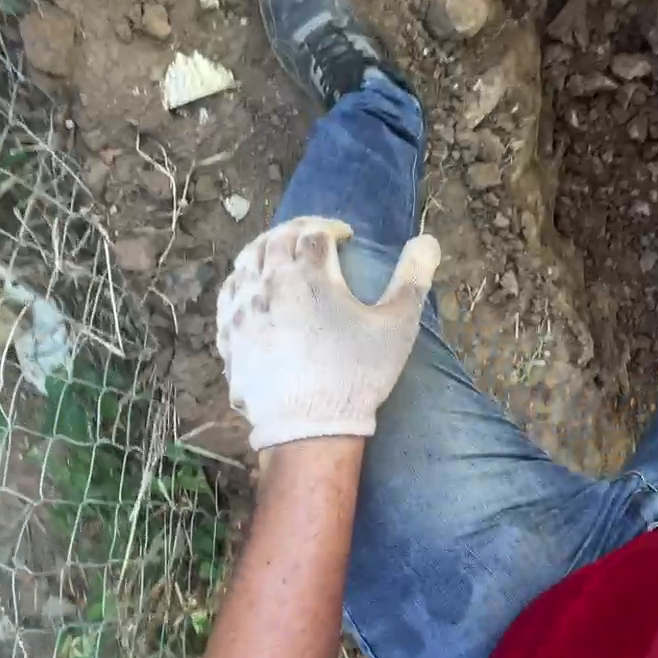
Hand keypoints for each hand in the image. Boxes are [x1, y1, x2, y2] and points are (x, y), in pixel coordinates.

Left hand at [216, 217, 441, 450]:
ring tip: (284, 253)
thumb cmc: (357, 375)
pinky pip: (230, 293)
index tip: (346, 236)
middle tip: (316, 236)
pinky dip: (244, 278)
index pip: (315, 232)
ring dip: (268, 248)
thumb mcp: (396, 325)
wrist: (307, 430)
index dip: (331, 227)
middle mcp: (269, 283)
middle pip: (277, 238)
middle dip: (298, 230)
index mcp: (309, 274)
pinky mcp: (229, 336)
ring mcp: (243, 310)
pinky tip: (255, 286)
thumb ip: (413, 278)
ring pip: (247, 260)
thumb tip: (428, 240)